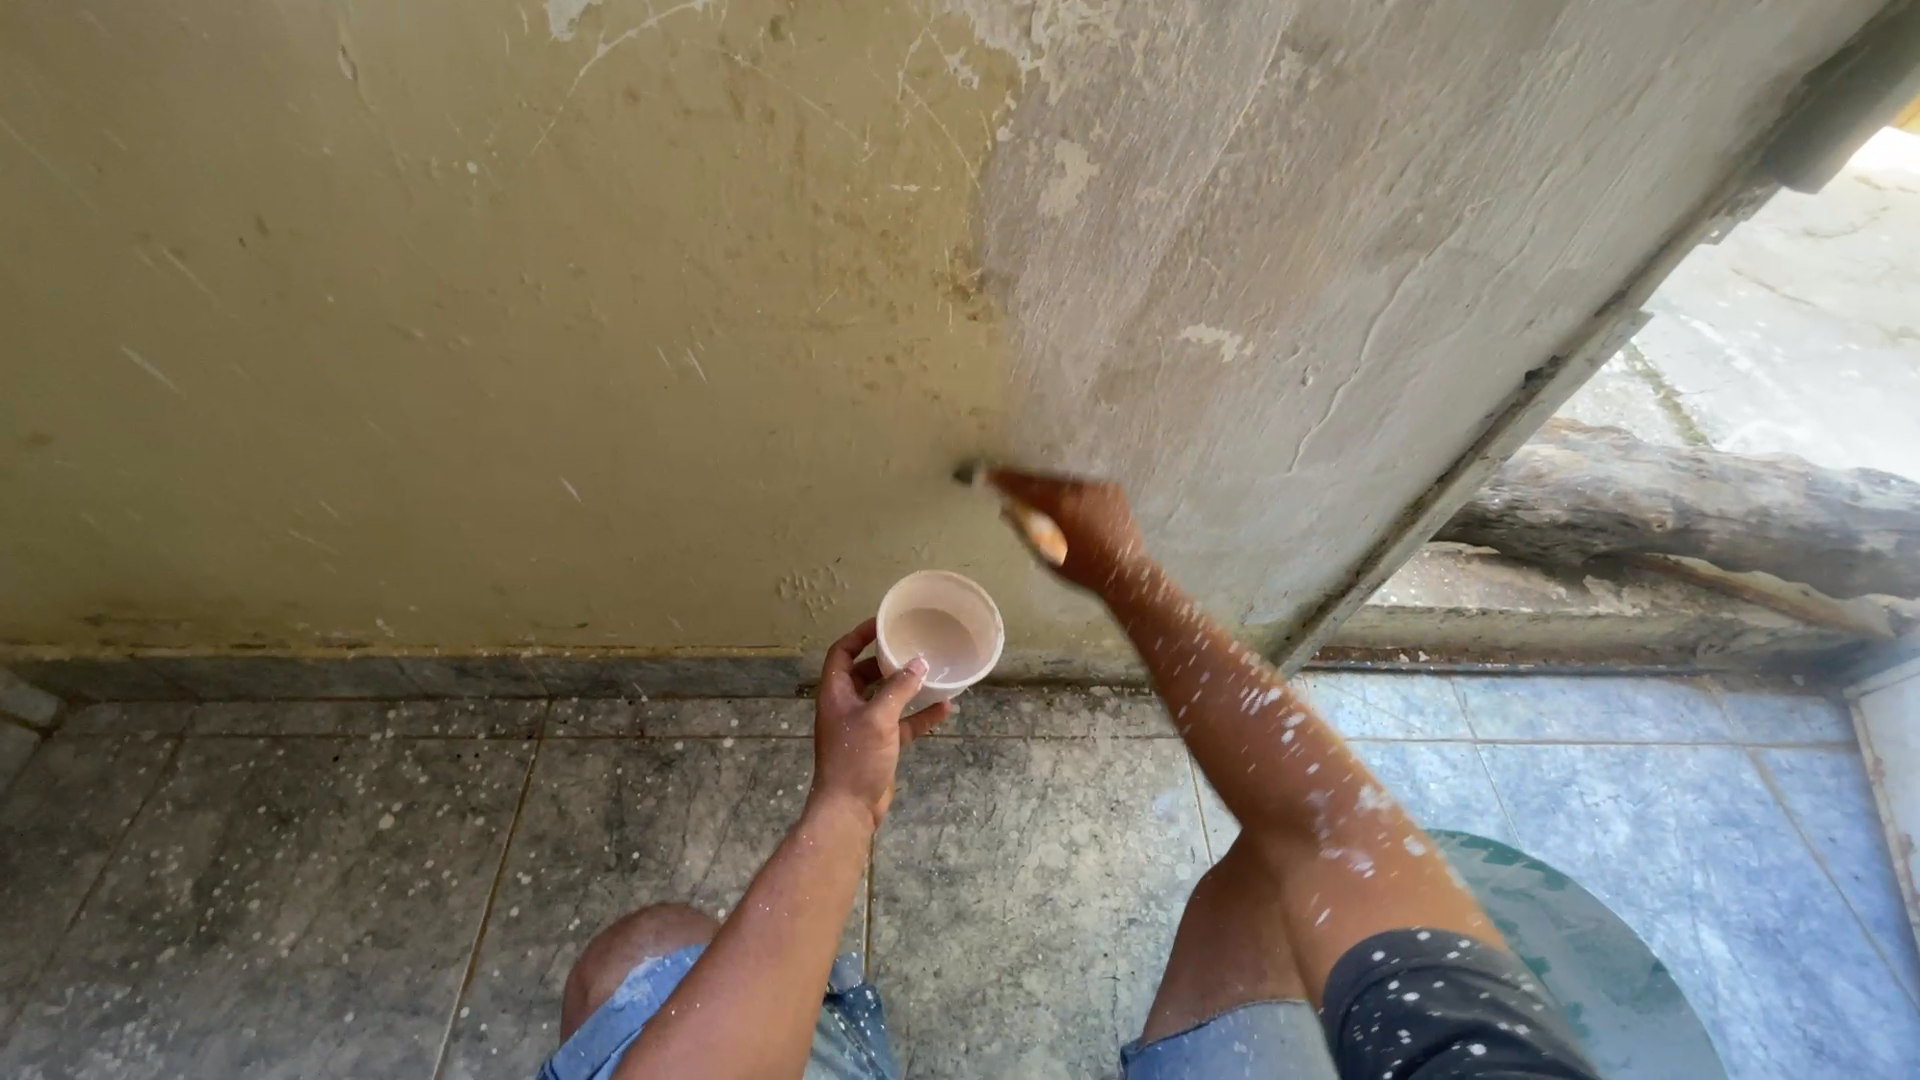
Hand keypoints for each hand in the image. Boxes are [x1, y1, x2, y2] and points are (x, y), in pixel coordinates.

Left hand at [809, 618, 953, 828]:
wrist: (849, 808)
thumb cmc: (855, 758)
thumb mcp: (878, 718)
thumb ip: (898, 689)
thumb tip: (919, 663)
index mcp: (835, 693)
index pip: (841, 653)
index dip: (859, 635)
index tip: (882, 623)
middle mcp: (847, 705)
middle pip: (864, 673)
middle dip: (886, 660)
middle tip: (910, 645)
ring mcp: (864, 726)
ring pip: (886, 697)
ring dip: (907, 686)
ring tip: (930, 671)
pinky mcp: (881, 744)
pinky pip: (903, 722)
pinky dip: (920, 715)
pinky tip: (945, 707)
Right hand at [986, 466, 1149, 595]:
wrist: (1125, 572)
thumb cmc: (1083, 569)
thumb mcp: (1047, 555)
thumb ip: (1025, 529)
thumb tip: (1007, 510)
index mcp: (1059, 505)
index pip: (1024, 487)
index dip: (1004, 481)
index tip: (989, 476)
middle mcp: (1078, 488)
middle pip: (1043, 478)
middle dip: (1023, 479)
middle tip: (1006, 478)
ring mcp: (1097, 486)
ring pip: (1063, 479)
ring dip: (1046, 482)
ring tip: (1033, 486)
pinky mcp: (1112, 488)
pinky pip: (1083, 483)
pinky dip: (1069, 487)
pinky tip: (1062, 493)